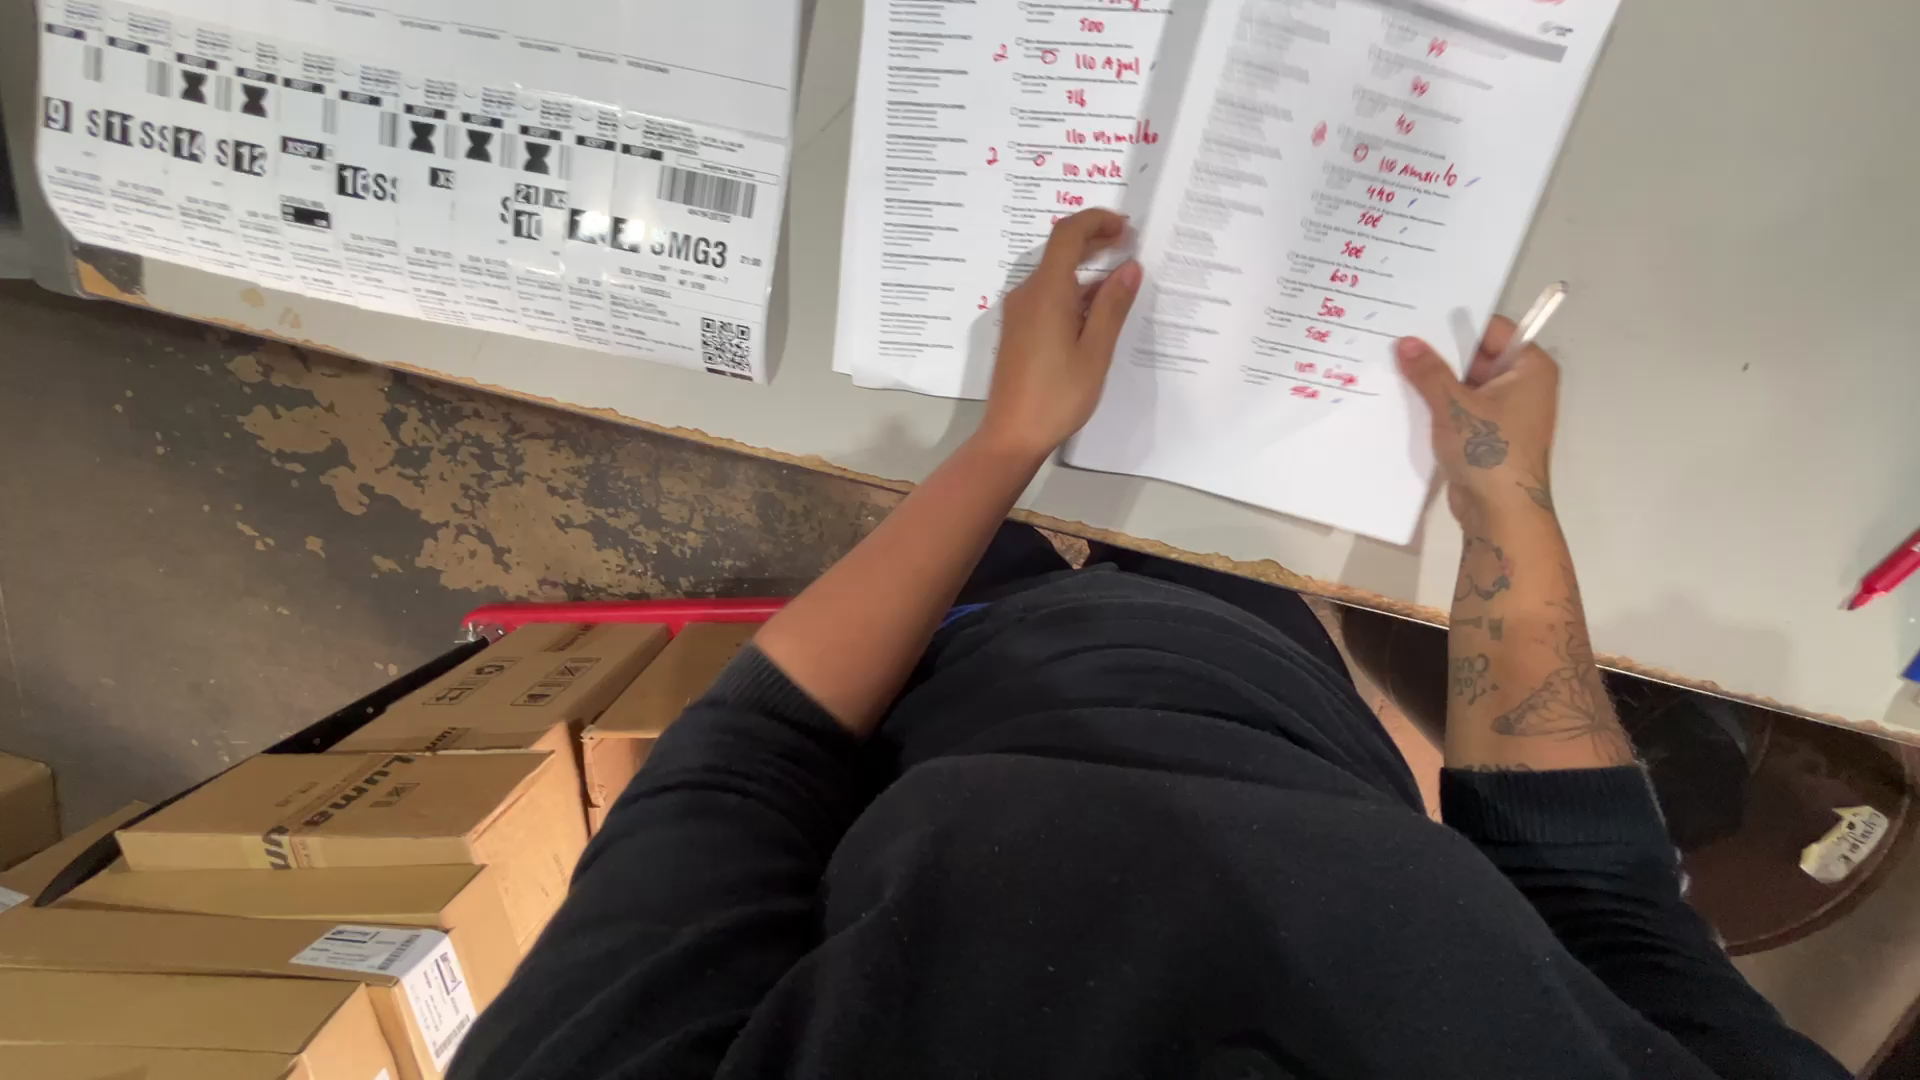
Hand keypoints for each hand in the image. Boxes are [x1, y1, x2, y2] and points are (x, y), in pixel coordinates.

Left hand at [978, 209, 1143, 458]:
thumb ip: (1112, 306)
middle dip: (1094, 243)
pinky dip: (1071, 295)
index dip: (1097, 221)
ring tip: (1120, 286)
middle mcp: (1026, 296)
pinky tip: (1094, 315)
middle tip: (1128, 247)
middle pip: (1059, 253)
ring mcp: (1018, 315)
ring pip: (1054, 278)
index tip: (1125, 228)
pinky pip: (1046, 300)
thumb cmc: (1057, 397)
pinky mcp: (1017, 333)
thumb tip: (1129, 268)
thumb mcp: (1094, 352)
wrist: (1012, 435)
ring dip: (1085, 273)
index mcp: (1046, 293)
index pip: (1068, 234)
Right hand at [1397, 317, 1559, 521]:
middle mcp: (1522, 384)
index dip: (1457, 326)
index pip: (1493, 331)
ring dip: (1433, 383)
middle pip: (1476, 358)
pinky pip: (1459, 409)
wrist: (1500, 508)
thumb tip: (1406, 342)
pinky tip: (1405, 404)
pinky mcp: (1486, 434)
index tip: (1419, 322)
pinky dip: (1436, 406)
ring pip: (1464, 385)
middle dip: (1439, 356)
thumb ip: (1428, 372)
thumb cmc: (1489, 450)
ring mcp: (1504, 411)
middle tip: (1398, 345)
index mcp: (1529, 368)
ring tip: (1394, 372)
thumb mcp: (1454, 406)